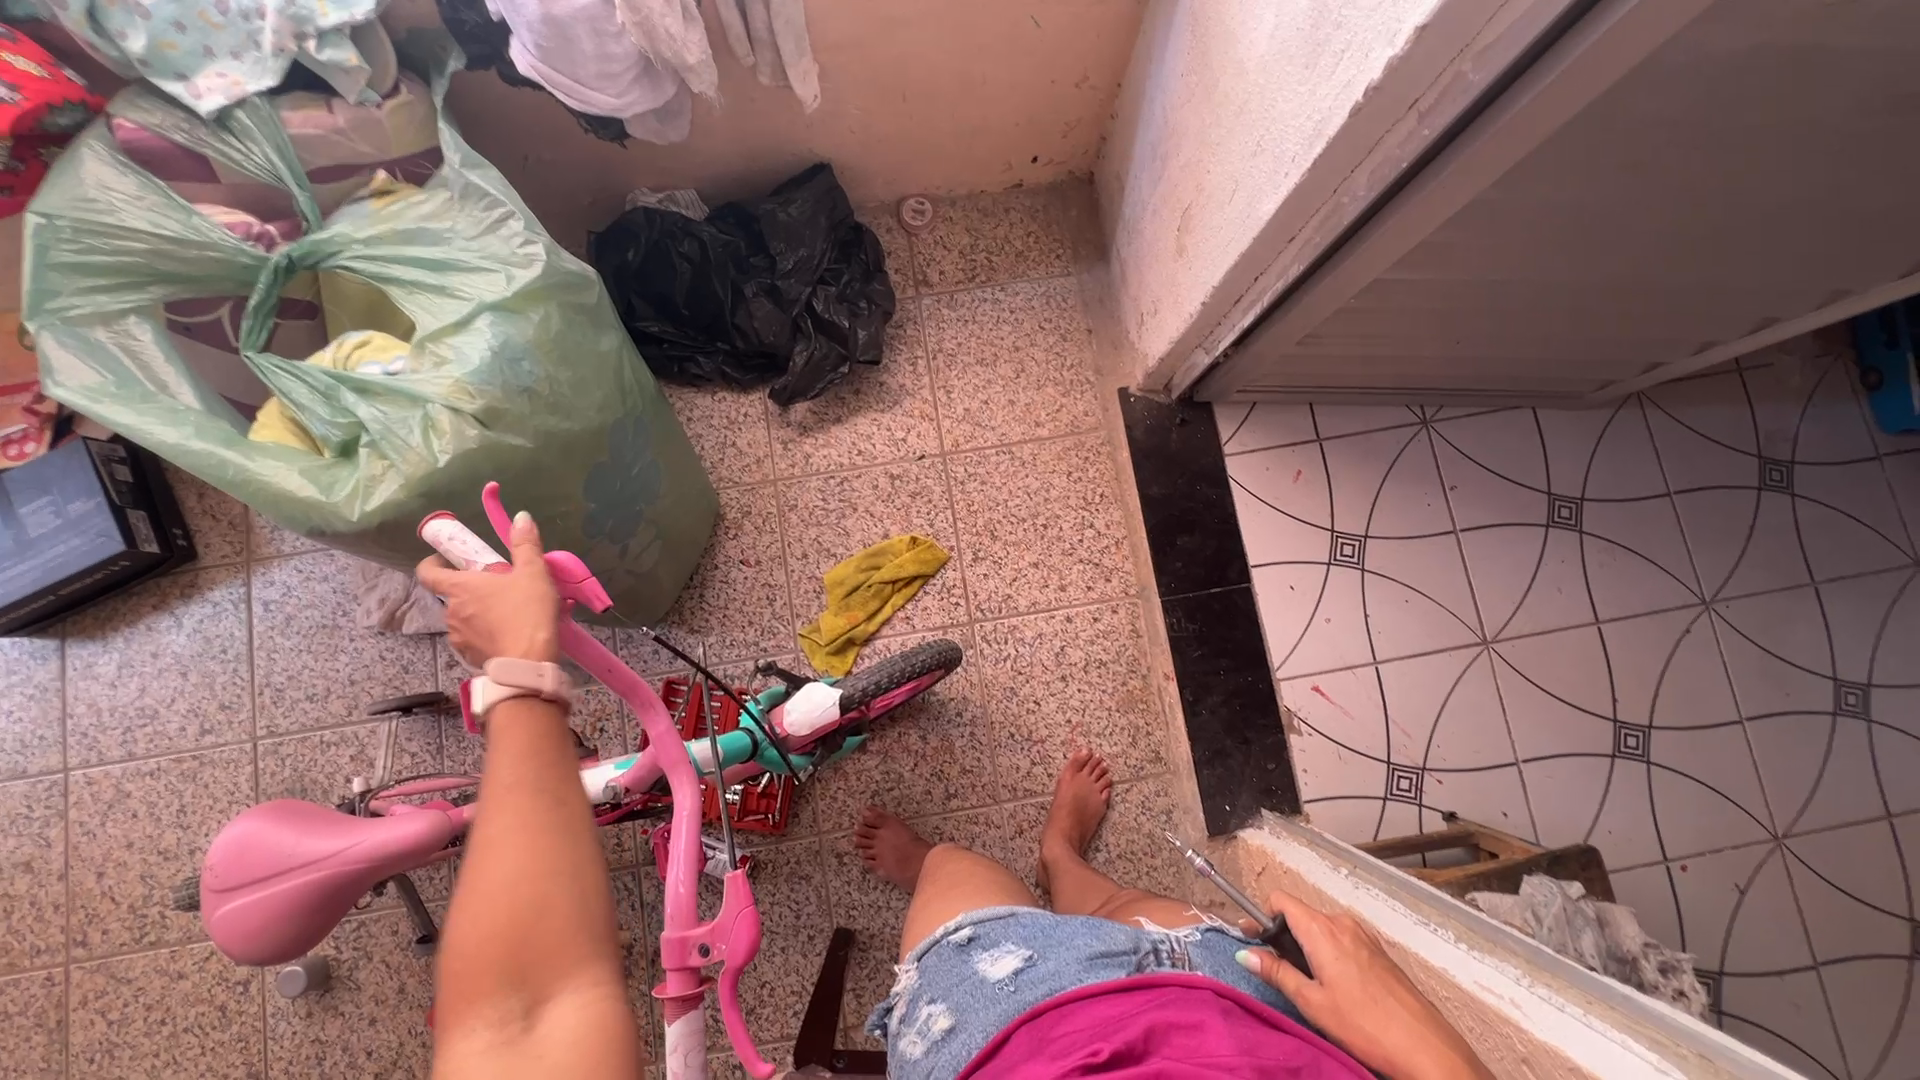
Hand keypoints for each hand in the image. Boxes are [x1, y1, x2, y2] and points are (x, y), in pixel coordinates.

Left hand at [416, 511, 562, 666]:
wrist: (528, 663)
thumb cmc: (528, 613)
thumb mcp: (534, 573)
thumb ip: (526, 545)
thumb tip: (521, 516)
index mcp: (460, 587)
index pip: (428, 572)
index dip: (433, 562)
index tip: (449, 560)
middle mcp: (451, 611)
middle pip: (454, 595)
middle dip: (473, 590)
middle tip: (501, 588)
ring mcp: (457, 636)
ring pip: (464, 618)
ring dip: (480, 614)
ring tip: (510, 615)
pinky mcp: (468, 656)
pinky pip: (473, 639)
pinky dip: (485, 634)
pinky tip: (508, 636)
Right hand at [1236, 890, 1492, 1079]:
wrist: (1427, 1048)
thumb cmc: (1363, 1024)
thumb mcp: (1311, 1001)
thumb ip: (1276, 972)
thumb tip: (1245, 953)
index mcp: (1321, 928)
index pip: (1280, 900)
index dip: (1261, 916)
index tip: (1254, 940)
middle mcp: (1342, 922)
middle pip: (1300, 914)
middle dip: (1283, 935)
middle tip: (1275, 968)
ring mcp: (1363, 935)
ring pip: (1321, 928)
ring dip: (1306, 946)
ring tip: (1308, 982)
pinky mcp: (1378, 951)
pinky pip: (1341, 940)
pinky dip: (1328, 952)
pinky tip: (1336, 986)